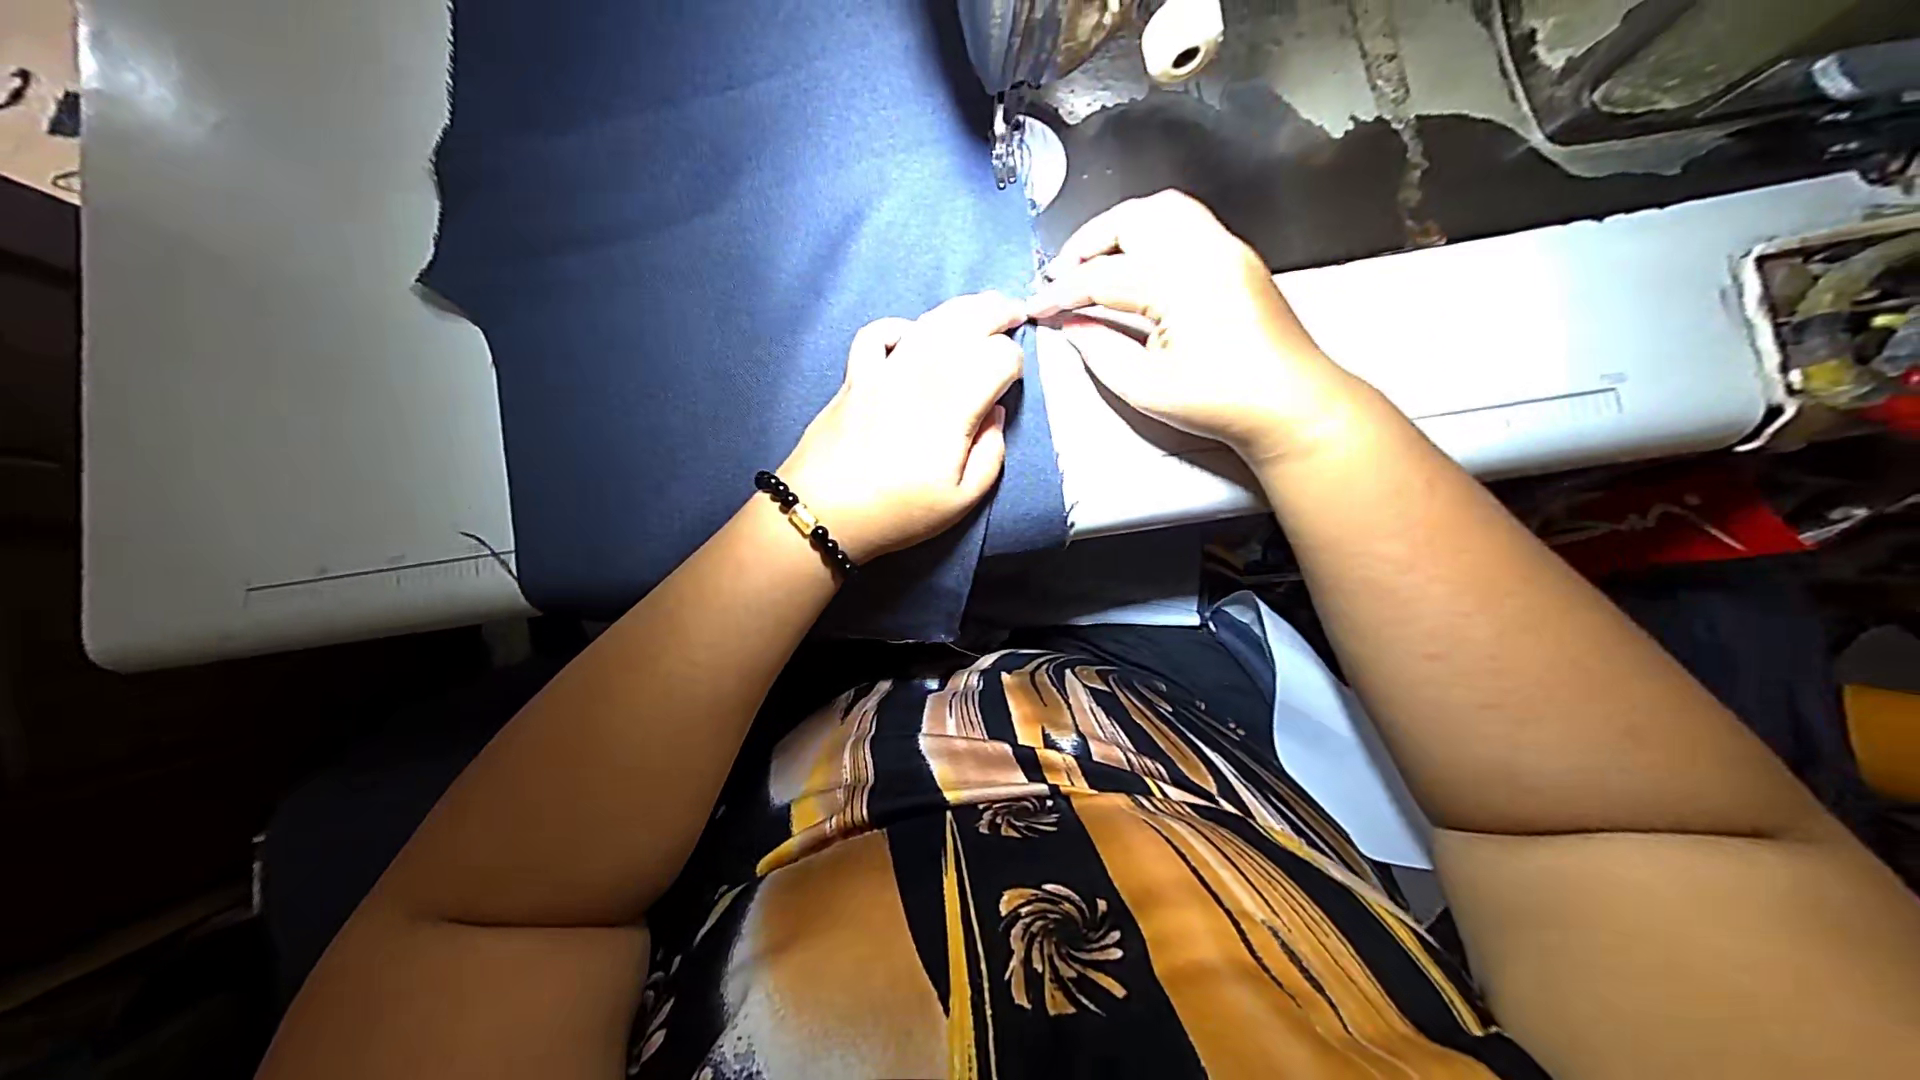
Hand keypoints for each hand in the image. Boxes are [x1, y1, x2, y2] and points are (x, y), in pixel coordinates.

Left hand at [777, 293, 1026, 562]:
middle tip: (1015, 311)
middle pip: (968, 322)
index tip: (1012, 381)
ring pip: (929, 320)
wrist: (824, 512)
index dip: (1014, 363)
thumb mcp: (961, 499)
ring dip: (960, 308)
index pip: (999, 357)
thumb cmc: (896, 511)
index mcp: (954, 404)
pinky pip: (876, 333)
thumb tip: (995, 414)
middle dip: (997, 312)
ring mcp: (884, 370)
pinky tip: (913, 334)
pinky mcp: (856, 375)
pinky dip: (899, 326)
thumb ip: (991, 453)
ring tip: (981, 307)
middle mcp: (921, 374)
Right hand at [1027, 190, 1371, 465]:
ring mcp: (1225, 248)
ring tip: (1094, 260)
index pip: (1099, 276)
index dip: (1060, 292)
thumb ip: (1098, 350)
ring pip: (1161, 209)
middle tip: (1061, 273)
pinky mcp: (1237, 256)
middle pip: (1129, 220)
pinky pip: (1187, 221)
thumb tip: (1071, 326)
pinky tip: (1136, 261)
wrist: (1290, 404)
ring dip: (1119, 229)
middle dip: (1086, 243)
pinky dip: (1150, 230)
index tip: (1038, 306)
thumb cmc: (1224, 401)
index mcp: (1177, 283)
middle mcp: (1203, 252)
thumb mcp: (1144, 387)